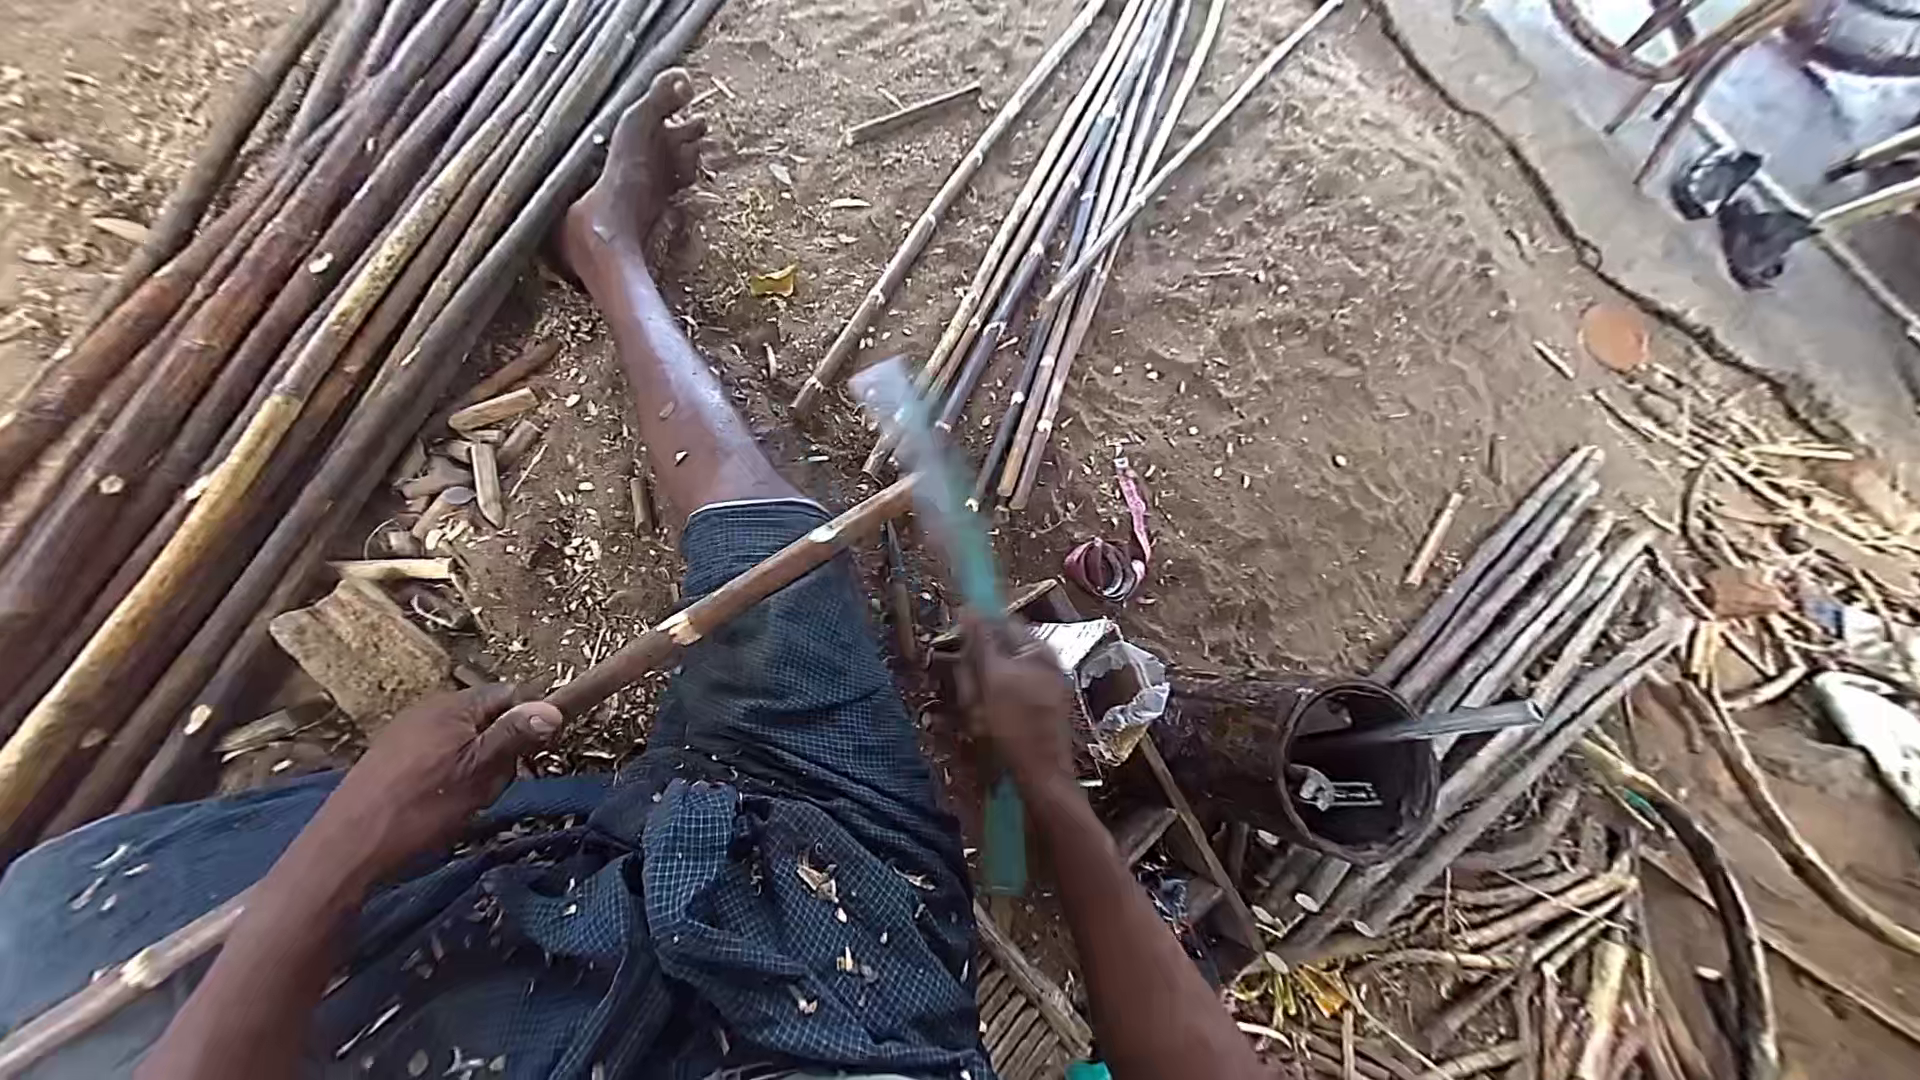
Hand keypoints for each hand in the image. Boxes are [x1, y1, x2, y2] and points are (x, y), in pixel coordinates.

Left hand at [298, 685, 561, 885]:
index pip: (512, 694)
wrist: (342, 855)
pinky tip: (439, 801)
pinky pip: (439, 755)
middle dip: (501, 746)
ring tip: (466, 796)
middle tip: (494, 780)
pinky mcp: (389, 760)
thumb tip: (554, 708)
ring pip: (466, 739)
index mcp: (452, 705)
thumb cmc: (421, 807)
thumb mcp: (481, 769)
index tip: (532, 752)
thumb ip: (516, 734)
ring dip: (477, 765)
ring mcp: (404, 734)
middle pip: (489, 717)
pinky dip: (450, 774)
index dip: (528, 720)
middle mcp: (427, 710)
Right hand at [960, 610, 1076, 792]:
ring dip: (977, 695)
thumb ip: (980, 641)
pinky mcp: (1029, 712)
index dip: (976, 632)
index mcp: (1039, 650)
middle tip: (973, 695)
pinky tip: (986, 727)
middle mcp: (1041, 665)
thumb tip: (969, 607)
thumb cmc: (1018, 724)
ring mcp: (1037, 690)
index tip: (959, 648)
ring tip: (980, 717)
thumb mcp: (993, 677)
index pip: (1001, 623)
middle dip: (976, 672)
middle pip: (993, 653)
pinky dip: (987, 711)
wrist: (1040, 778)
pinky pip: (998, 701)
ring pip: (991, 680)